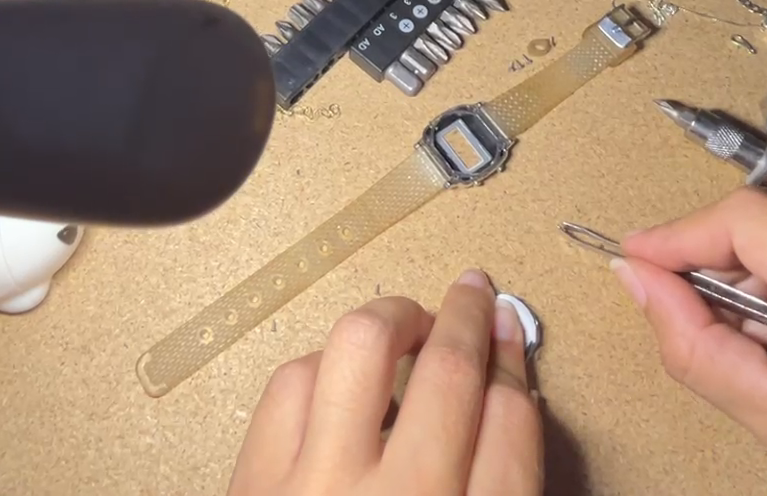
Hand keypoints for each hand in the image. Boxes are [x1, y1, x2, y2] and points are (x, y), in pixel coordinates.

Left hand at [227, 269, 543, 495]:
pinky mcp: (251, 486)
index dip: (515, 369)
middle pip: (448, 377)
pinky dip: (321, 364)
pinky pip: (290, 385)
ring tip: (411, 319)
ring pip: (361, 350)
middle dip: (470, 318)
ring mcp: (313, 491)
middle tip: (477, 290)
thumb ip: (494, 489)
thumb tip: (508, 404)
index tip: (511, 334)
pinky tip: (340, 374)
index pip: (511, 433)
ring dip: (394, 317)